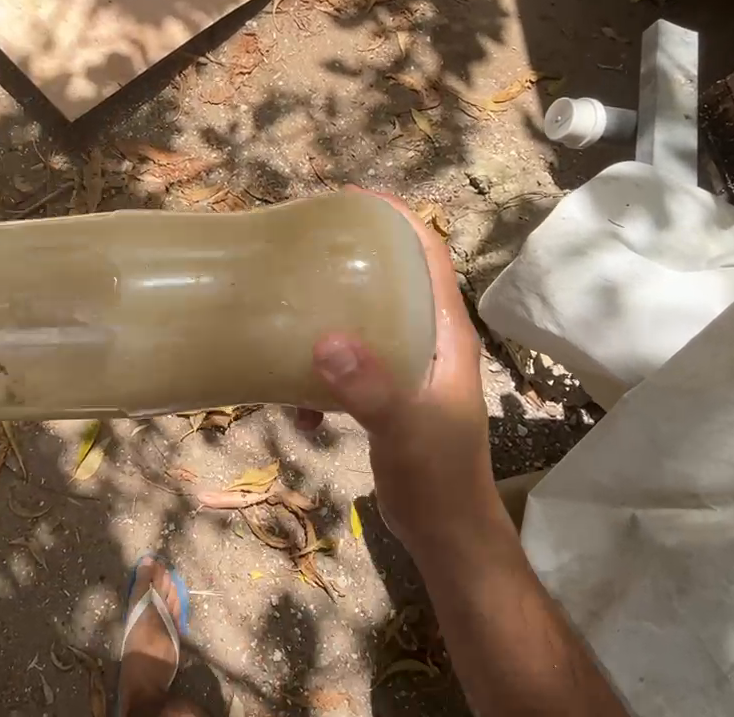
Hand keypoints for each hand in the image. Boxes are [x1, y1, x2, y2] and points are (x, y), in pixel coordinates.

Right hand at [308, 189, 491, 550]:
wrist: (446, 534)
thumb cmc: (439, 476)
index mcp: (446, 332)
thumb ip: (371, 389)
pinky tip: (296, 408)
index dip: (399, 219)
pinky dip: (319, 375)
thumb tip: (327, 342)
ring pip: (364, 320)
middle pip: (391, 279)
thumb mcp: (406, 430)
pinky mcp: (383, 393)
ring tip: (287, 315)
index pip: (430, 255)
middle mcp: (427, 338)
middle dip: (351, 260)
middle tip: (303, 248)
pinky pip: (347, 364)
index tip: (353, 199)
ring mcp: (405, 366)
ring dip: (327, 319)